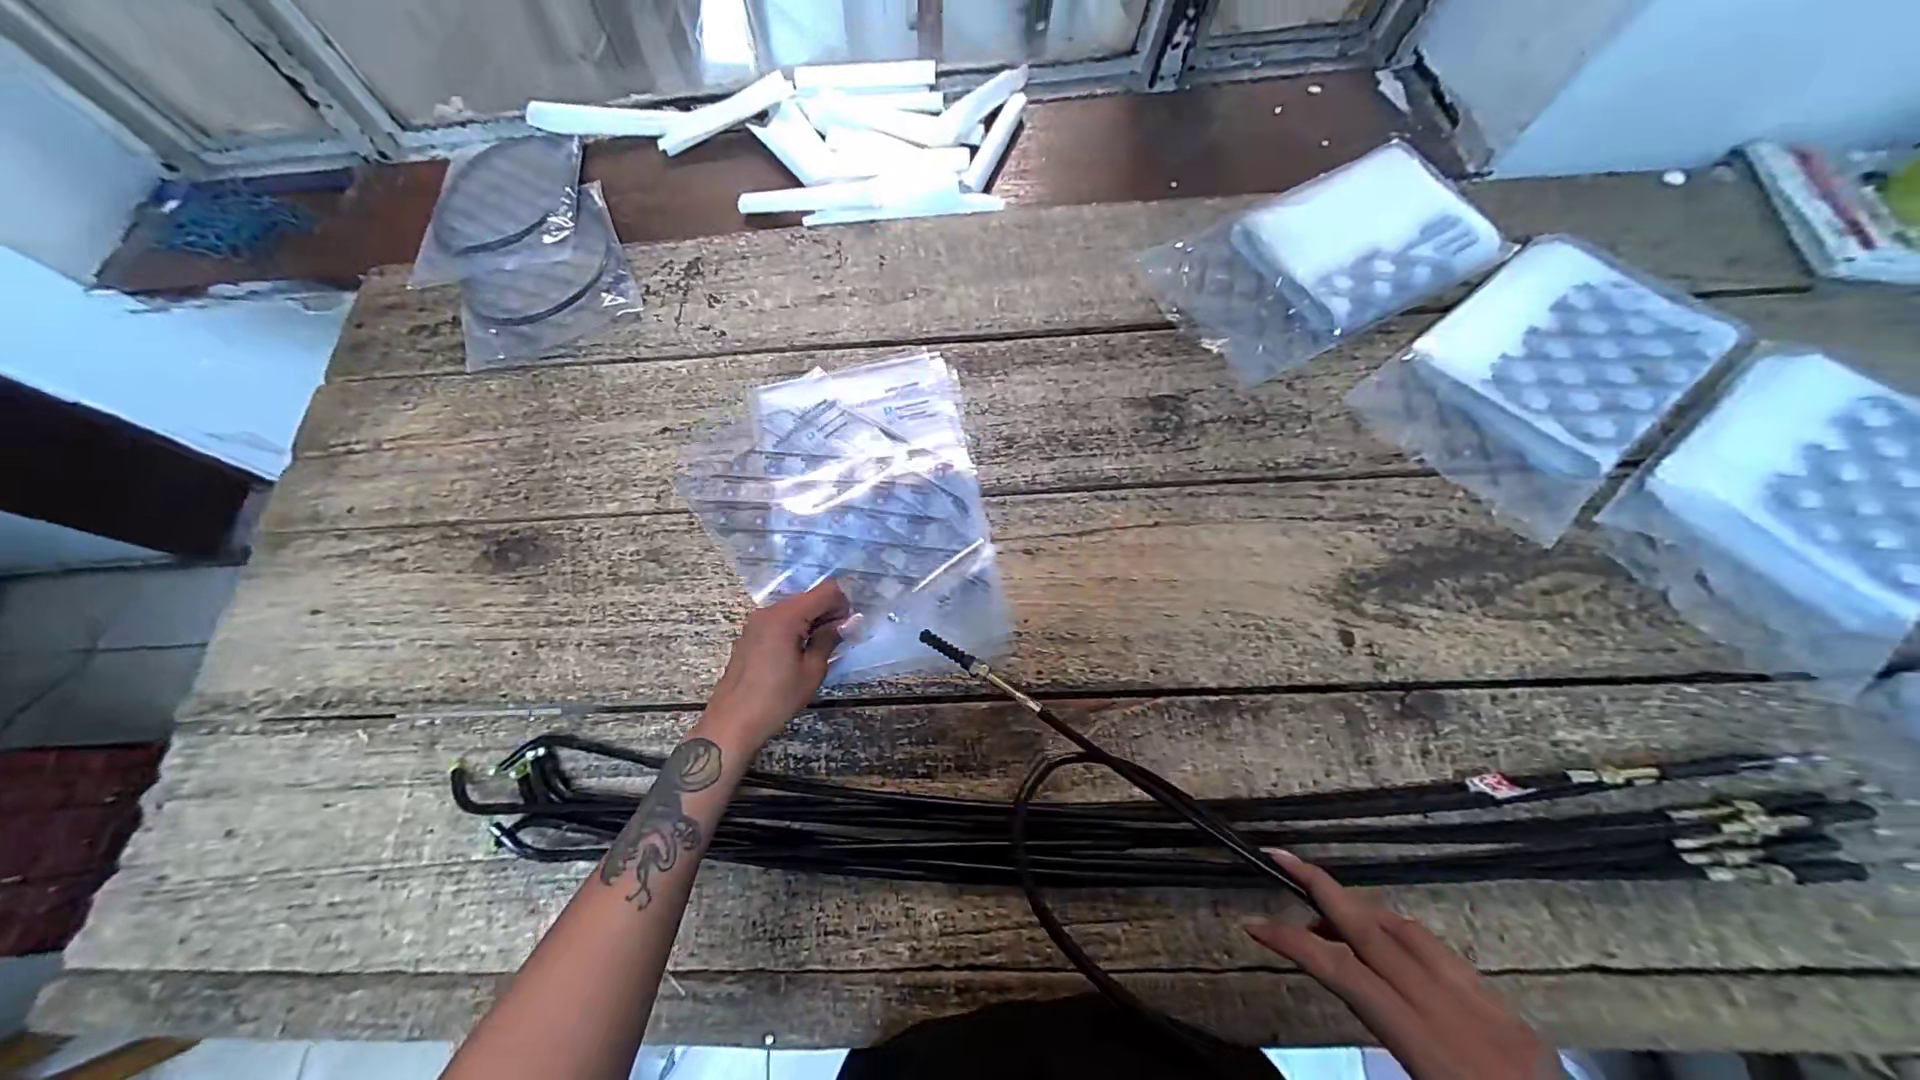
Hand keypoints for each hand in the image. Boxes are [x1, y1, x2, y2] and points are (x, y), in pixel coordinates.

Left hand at [700, 581, 850, 748]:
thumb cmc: (776, 699)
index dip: (843, 603)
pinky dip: (796, 627)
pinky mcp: (751, 633)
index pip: (825, 591)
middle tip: (840, 638)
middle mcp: (769, 611)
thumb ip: (829, 639)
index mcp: (785, 617)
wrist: (732, 721)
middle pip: (809, 597)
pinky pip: (780, 620)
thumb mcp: (812, 671)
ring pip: (795, 607)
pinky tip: (801, 650)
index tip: (849, 626)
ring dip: (813, 620)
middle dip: (829, 611)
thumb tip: (844, 623)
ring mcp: (756, 621)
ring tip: (822, 646)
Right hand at [1245, 850, 1558, 1079]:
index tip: (1254, 925)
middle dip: (1324, 890)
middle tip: (1281, 858)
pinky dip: (1401, 934)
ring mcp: (1493, 1010)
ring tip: (1322, 915)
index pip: (1348, 976)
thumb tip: (1346, 994)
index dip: (1295, 943)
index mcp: (1436, 1050)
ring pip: (1412, 933)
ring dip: (1358, 911)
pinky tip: (1384, 945)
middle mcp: (1463, 1016)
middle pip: (1379, 934)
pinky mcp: (1512, 1015)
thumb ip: (1382, 1049)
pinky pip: (1446, 955)